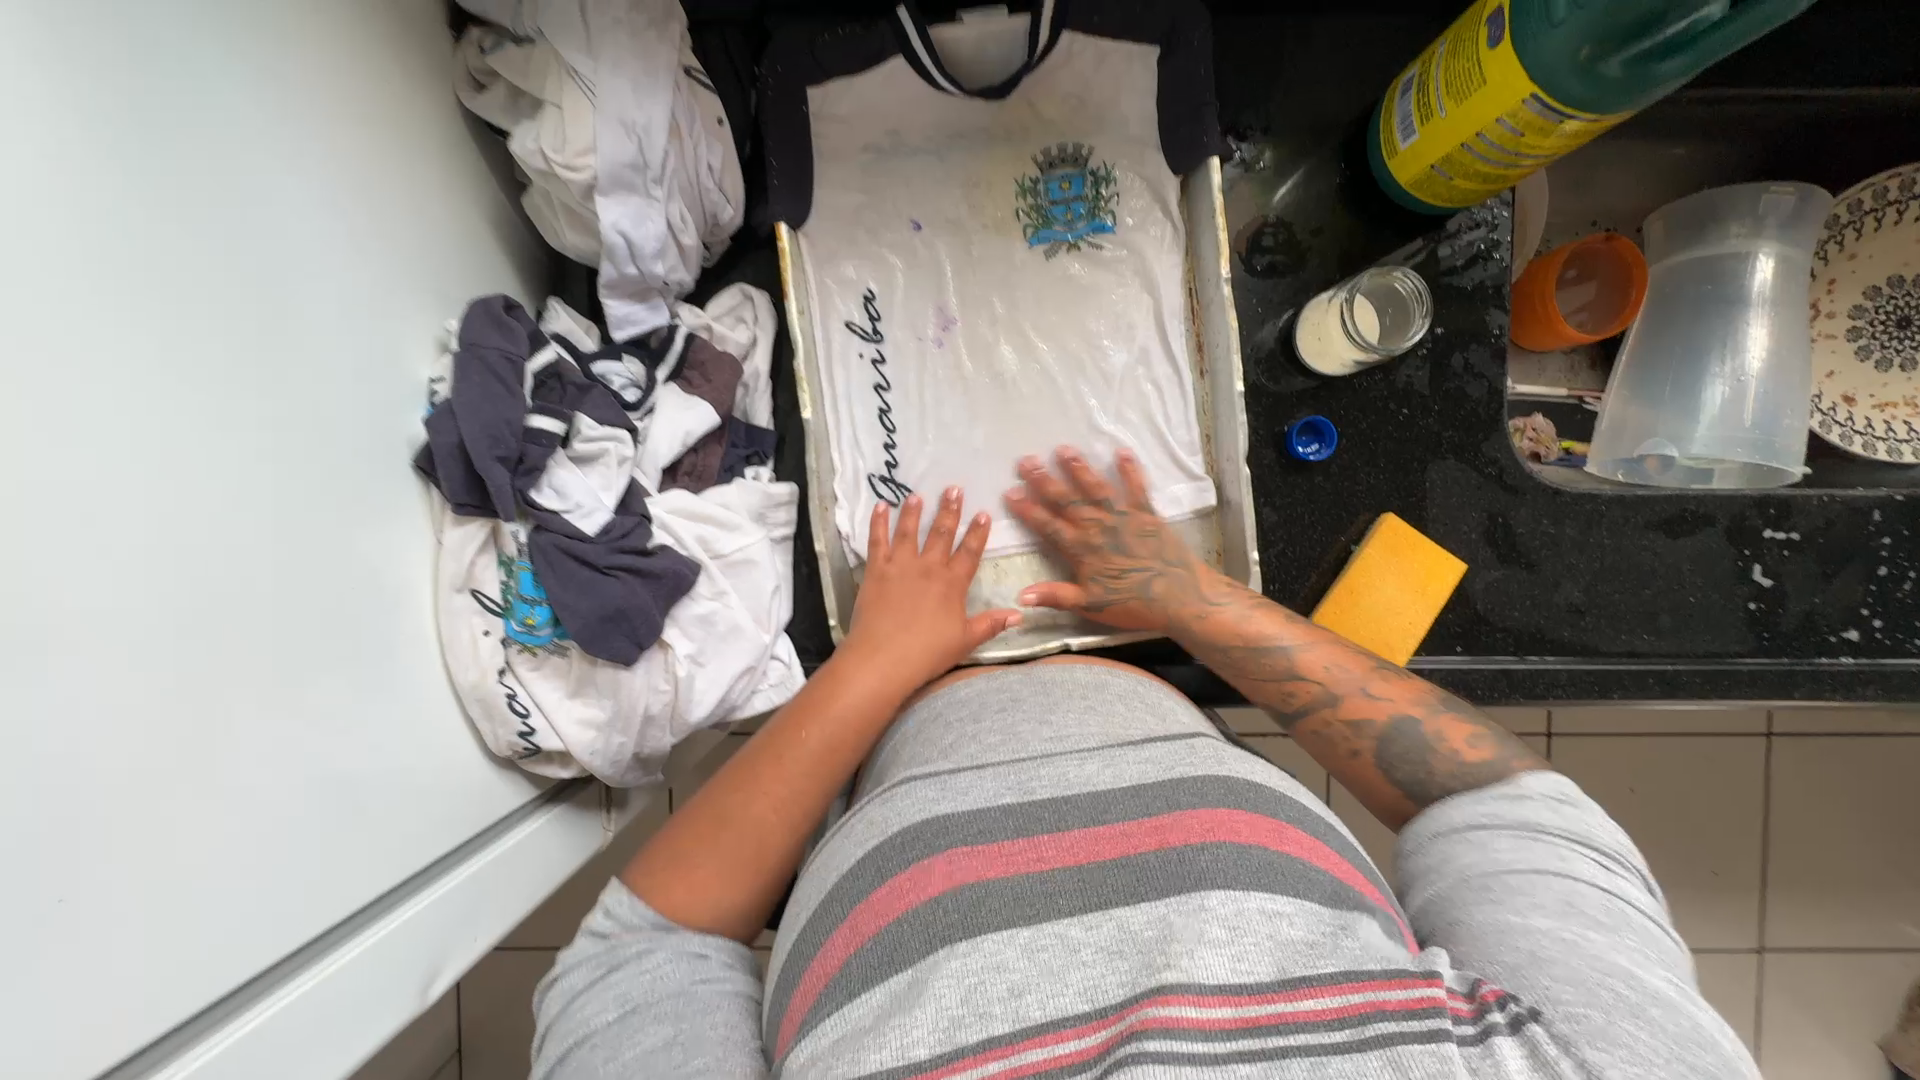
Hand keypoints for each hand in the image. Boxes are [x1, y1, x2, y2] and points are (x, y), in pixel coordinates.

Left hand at [839, 488, 1021, 694]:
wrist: (884, 658)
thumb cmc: (927, 653)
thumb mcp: (965, 641)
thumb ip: (991, 624)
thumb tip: (1019, 614)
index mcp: (952, 584)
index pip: (969, 552)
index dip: (977, 533)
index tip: (982, 513)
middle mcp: (928, 568)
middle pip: (941, 533)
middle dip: (949, 510)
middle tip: (954, 488)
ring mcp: (900, 566)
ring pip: (909, 531)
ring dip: (914, 511)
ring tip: (917, 494)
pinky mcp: (876, 570)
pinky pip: (877, 540)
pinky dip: (878, 522)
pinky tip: (880, 506)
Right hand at [1004, 446, 1235, 633]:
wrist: (1181, 597)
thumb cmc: (1133, 604)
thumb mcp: (1090, 605)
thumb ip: (1055, 596)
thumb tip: (1020, 596)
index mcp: (1082, 549)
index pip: (1048, 525)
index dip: (1028, 509)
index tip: (1010, 492)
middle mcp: (1098, 527)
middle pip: (1067, 500)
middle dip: (1045, 480)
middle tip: (1026, 461)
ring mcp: (1123, 517)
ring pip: (1096, 488)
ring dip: (1079, 468)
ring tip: (1063, 449)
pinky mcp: (1147, 514)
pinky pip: (1136, 487)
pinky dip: (1129, 470)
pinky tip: (1121, 452)